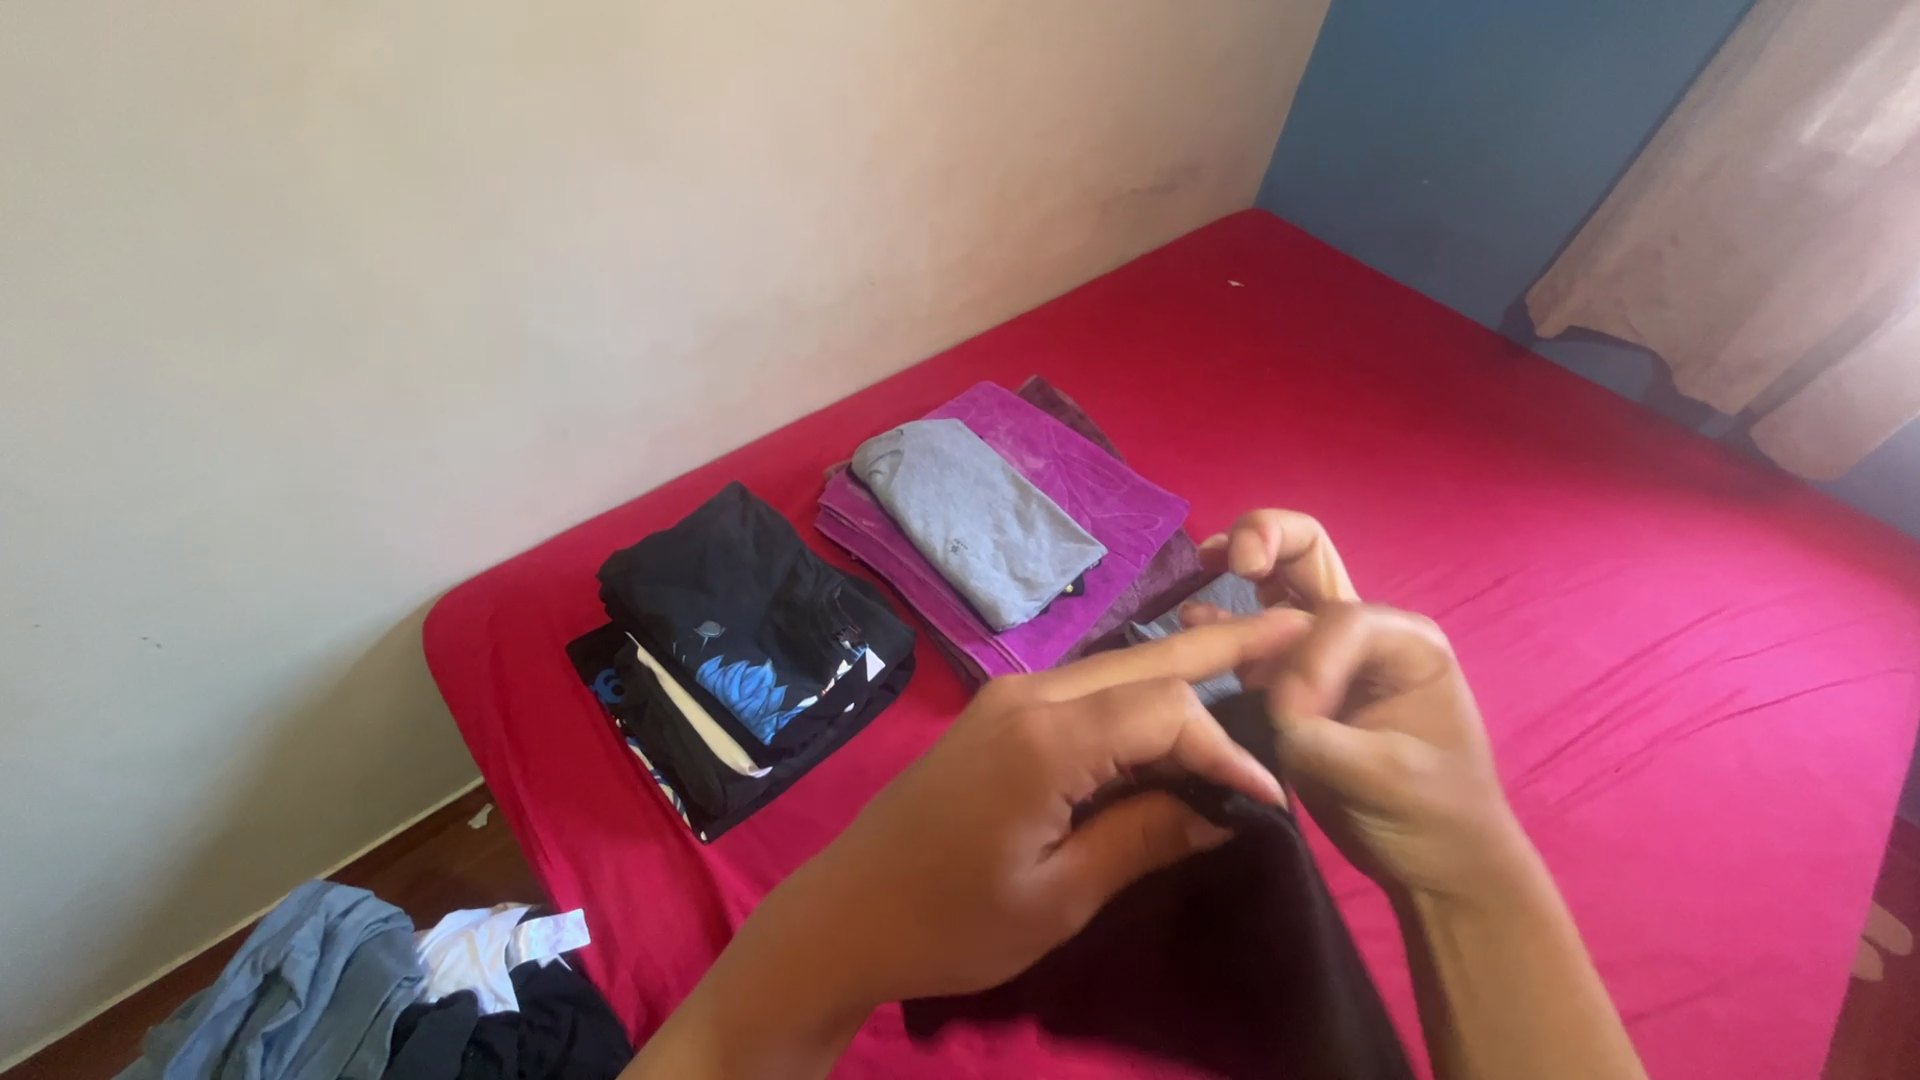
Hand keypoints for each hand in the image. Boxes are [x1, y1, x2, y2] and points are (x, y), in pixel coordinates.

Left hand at [626, 610, 1312, 1078]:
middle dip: (1221, 647)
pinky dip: (1136, 696)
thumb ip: (1145, 837)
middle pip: (1143, 664)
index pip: (1164, 712)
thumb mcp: (1060, 895)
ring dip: (1179, 670)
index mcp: (1044, 738)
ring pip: (1115, 669)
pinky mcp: (998, 712)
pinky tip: (1170, 708)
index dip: (1224, 748)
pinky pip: (1085, 690)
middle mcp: (1028, 694)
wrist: (849, 909)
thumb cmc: (952, 919)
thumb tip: (1223, 809)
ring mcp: (1008, 696)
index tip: (1269, 797)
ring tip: (1248, 657)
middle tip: (1294, 625)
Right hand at [1185, 510, 1523, 900]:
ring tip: (1204, 560)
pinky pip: (1249, 637)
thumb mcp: (1382, 777)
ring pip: (1274, 586)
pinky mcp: (1288, 679)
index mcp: (1402, 640)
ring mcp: (1320, 651)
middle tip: (1230, 558)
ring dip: (1237, 566)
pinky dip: (1220, 620)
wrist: (1431, 864)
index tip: (1294, 721)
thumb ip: (1318, 736)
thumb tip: (1269, 709)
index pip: (1337, 620)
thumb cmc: (1431, 815)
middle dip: (1266, 539)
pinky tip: (1192, 615)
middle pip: (1309, 556)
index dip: (1306, 664)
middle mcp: (1360, 630)